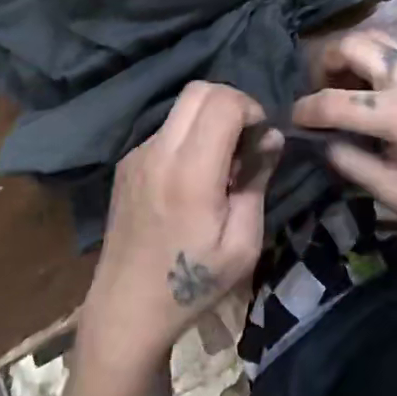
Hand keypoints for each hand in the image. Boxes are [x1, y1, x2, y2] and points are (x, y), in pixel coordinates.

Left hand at [80, 82, 283, 378]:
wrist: (128, 305)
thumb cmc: (193, 282)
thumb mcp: (243, 242)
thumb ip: (257, 180)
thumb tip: (270, 137)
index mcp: (190, 171)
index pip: (222, 101)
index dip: (251, 108)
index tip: (261, 140)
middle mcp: (158, 151)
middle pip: (197, 90)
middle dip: (230, 103)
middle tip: (245, 142)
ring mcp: (136, 154)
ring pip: (179, 109)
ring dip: (207, 121)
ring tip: (219, 168)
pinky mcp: (126, 163)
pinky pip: (164, 132)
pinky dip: (187, 139)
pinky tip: (191, 181)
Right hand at [293, 30, 396, 232]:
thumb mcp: (396, 193)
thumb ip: (350, 164)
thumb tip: (321, 139)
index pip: (333, 101)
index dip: (304, 110)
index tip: (293, 119)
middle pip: (351, 44)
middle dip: (324, 63)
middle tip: (320, 88)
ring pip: (373, 36)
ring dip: (349, 55)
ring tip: (346, 83)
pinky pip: (395, 44)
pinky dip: (374, 56)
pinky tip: (375, 84)